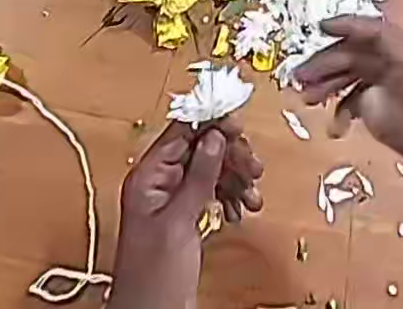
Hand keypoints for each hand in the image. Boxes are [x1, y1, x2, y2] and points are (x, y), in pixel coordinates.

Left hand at [108, 119, 264, 308]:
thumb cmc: (154, 278)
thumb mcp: (179, 222)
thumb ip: (199, 175)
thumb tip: (216, 134)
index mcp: (148, 176)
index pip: (182, 131)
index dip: (211, 123)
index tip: (239, 124)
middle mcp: (160, 180)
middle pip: (202, 147)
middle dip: (231, 156)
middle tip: (253, 169)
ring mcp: (173, 197)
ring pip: (212, 167)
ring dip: (236, 177)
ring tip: (252, 195)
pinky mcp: (185, 213)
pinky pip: (213, 189)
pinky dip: (230, 195)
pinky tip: (241, 210)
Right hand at [294, 17, 402, 259]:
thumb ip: (393, 116)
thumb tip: (362, 99)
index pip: (383, 34)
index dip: (351, 24)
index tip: (319, 27)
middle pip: (367, 53)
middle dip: (332, 60)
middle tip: (298, 80)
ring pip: (365, 74)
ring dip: (335, 81)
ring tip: (306, 99)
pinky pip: (371, 98)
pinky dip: (349, 106)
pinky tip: (335, 126)